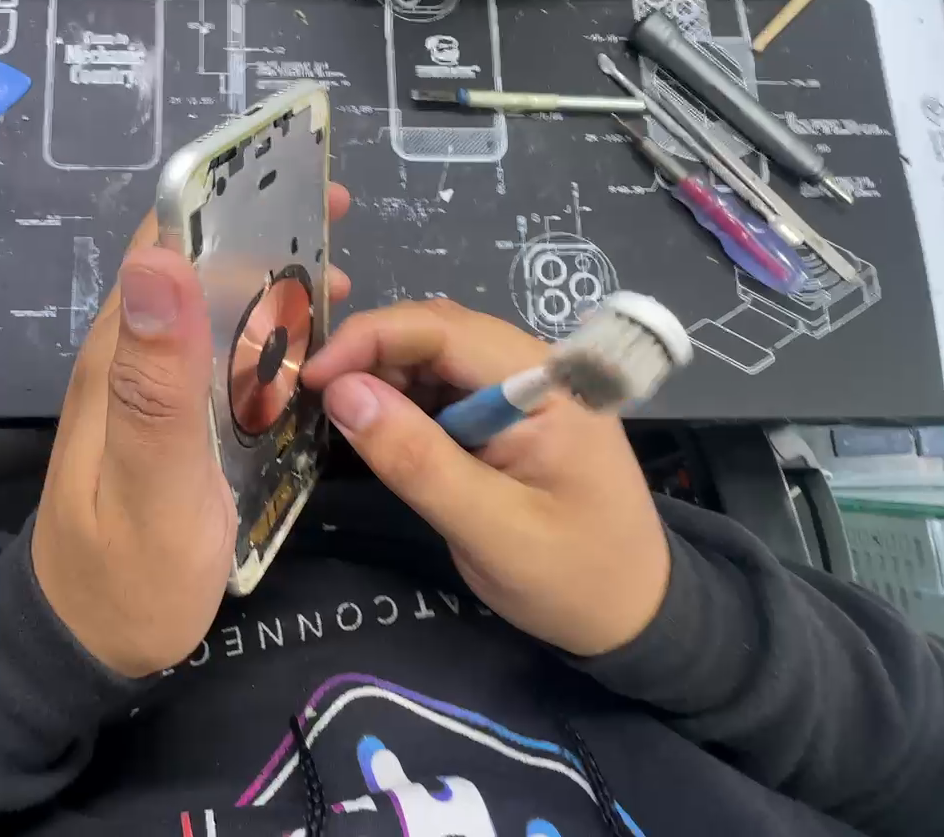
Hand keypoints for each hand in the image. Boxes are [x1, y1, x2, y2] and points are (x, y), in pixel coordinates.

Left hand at [34, 186, 351, 676]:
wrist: (89, 640)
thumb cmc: (125, 572)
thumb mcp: (149, 484)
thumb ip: (154, 380)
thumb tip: (154, 259)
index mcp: (122, 353)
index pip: (163, 242)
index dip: (224, 198)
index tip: (295, 181)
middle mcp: (134, 354)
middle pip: (197, 268)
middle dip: (266, 240)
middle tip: (339, 245)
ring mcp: (154, 387)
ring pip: (215, 311)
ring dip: (274, 291)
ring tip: (341, 298)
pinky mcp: (173, 417)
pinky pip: (224, 357)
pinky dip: (269, 340)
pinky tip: (311, 353)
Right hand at [300, 299, 667, 656]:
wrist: (633, 614)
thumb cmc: (572, 579)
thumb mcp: (492, 530)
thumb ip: (417, 461)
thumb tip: (341, 393)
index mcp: (545, 382)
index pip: (442, 329)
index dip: (368, 340)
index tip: (310, 377)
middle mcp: (530, 366)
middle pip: (432, 331)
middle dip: (366, 355)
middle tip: (313, 399)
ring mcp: (516, 385)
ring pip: (428, 354)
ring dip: (377, 376)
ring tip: (338, 415)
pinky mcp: (500, 408)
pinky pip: (436, 384)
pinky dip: (396, 399)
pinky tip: (375, 427)